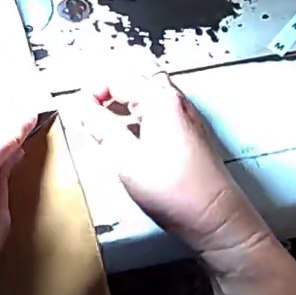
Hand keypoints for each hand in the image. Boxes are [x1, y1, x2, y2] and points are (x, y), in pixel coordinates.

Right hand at [82, 72, 270, 259]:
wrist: (216, 218)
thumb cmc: (173, 190)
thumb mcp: (124, 159)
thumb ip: (100, 127)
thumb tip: (81, 107)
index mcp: (160, 100)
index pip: (117, 78)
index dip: (93, 91)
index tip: (79, 110)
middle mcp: (176, 101)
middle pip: (137, 77)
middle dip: (110, 89)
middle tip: (91, 109)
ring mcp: (186, 116)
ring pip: (149, 92)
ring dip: (124, 100)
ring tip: (105, 122)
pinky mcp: (190, 133)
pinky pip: (159, 109)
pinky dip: (139, 113)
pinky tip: (130, 136)